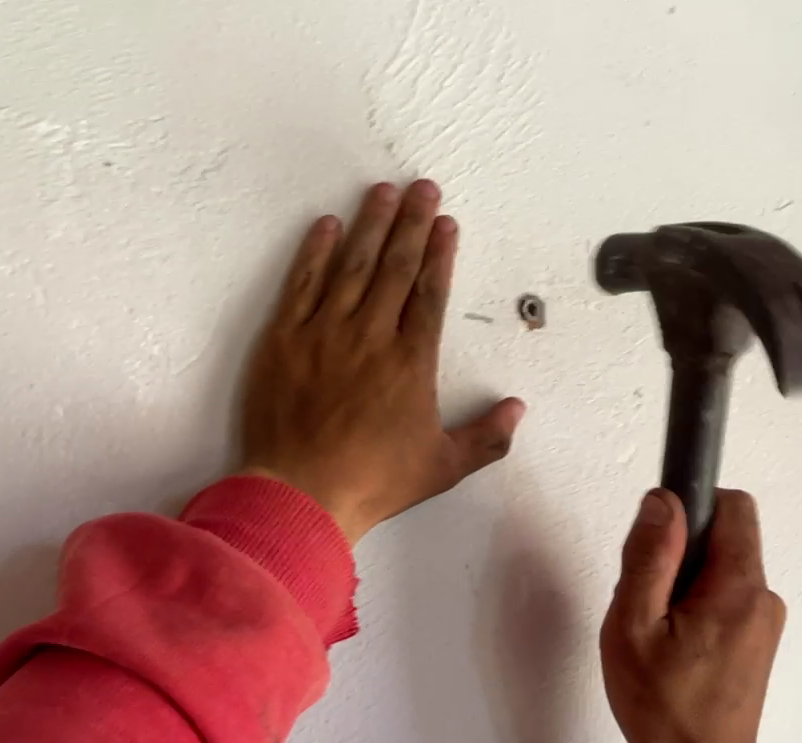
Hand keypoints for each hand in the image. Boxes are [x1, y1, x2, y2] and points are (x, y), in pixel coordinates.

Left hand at [238, 180, 525, 544]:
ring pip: (351, 266)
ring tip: (381, 192)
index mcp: (411, 363)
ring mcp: (324, 334)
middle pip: (394, 267)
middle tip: (421, 188)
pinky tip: (325, 226)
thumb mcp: (441, 468)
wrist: (301, 494)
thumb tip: (517, 410)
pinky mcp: (283, 341)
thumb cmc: (371, 483)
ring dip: (368, 225)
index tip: (446, 224)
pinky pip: (302, 285)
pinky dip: (314, 253)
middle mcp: (370, 337)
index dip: (439, 255)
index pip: (429, 293)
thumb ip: (486, 438)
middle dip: (411, 224)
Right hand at [599, 489, 786, 742]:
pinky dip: (691, 610)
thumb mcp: (633, 624)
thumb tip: (662, 499)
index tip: (654, 540)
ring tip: (652, 635)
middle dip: (676, 554)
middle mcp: (764, 596)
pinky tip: (669, 652)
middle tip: (641, 604)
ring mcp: (764, 624)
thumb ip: (649, 557)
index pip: (733, 505)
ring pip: (716, 573)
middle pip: (722, 540)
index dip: (691, 504)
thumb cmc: (660, 702)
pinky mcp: (756, 645)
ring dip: (679, 587)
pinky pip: (721, 602)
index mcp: (740, 585)